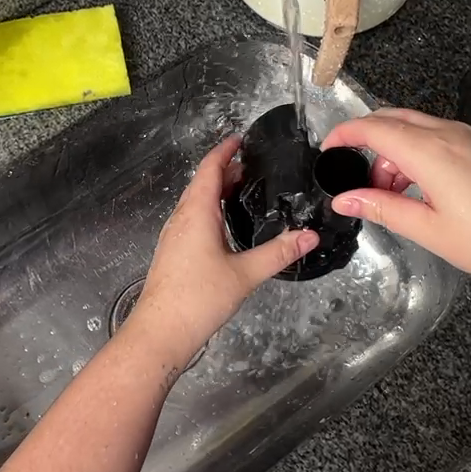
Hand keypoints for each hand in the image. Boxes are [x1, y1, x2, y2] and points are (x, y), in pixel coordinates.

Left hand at [122, 137, 315, 365]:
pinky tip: (225, 226)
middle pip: (201, 183)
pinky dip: (209, 211)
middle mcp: (181, 218)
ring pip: (195, 202)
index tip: (241, 139)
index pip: (209, 169)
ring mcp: (173, 236)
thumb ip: (278, 253)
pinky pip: (192, 220)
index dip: (224, 151)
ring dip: (216, 191)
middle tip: (253, 167)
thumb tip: (310, 236)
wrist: (160, 332)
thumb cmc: (198, 298)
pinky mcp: (172, 253)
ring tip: (243, 191)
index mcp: (196, 212)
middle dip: (225, 171)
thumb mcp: (245, 274)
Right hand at [320, 109, 470, 322]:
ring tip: (390, 194)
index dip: (344, 135)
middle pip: (392, 119)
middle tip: (358, 182)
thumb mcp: (427, 229)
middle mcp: (449, 133)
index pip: (373, 127)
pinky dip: (415, 154)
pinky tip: (418, 190)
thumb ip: (380, 207)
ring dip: (392, 152)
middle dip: (367, 143)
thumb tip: (342, 199)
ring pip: (414, 128)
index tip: (327, 151)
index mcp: (430, 151)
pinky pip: (435, 137)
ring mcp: (469, 137)